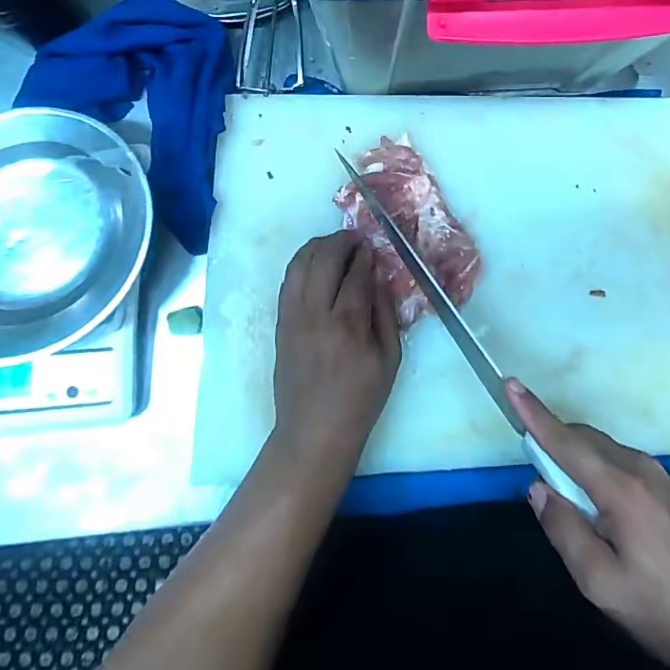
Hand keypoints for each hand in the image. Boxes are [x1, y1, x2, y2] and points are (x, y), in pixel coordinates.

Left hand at [271, 231, 400, 463]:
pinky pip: (288, 281)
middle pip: (324, 259)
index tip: (374, 247)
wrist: (313, 431)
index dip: (366, 255)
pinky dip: (301, 264)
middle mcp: (315, 315)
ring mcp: (292, 317)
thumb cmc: (360, 400)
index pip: (356, 274)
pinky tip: (315, 263)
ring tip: (335, 243)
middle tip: (356, 238)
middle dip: (342, 241)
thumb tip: (379, 278)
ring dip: (318, 246)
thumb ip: (386, 313)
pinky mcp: (279, 323)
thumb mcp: (390, 360)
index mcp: (348, 326)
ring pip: (300, 264)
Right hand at [506, 380, 669, 669]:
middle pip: (584, 439)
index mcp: (621, 489)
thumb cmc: (664, 610)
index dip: (534, 413)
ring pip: (603, 450)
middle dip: (553, 440)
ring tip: (565, 495)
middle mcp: (640, 470)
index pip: (566, 442)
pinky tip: (597, 505)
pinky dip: (596, 468)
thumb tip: (539, 491)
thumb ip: (564, 531)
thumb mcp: (601, 584)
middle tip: (535, 471)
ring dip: (576, 457)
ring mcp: (660, 478)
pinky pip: (619, 463)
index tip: (511, 384)